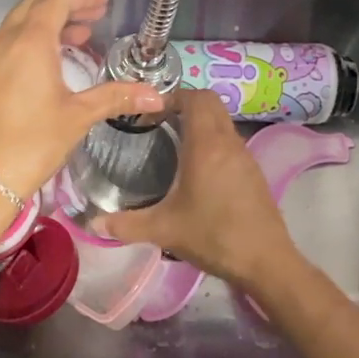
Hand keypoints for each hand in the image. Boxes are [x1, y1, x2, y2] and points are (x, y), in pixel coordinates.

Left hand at [0, 0, 163, 199]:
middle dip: (64, 7)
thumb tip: (156, 95)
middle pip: (32, 7)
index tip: (102, 3)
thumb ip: (116, 97)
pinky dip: (23, 48)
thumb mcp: (78, 118)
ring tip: (72, 42)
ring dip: (44, 28)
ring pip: (14, 28)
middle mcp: (0, 43)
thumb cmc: (32, 145)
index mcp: (28, 43)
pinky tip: (38, 71)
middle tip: (92, 18)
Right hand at [93, 89, 305, 292]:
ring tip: (172, 143)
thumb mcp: (163, 230)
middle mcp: (228, 143)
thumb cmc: (213, 236)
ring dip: (200, 123)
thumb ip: (125, 224)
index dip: (172, 96)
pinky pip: (230, 143)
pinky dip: (212, 142)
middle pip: (210, 104)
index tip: (149, 111)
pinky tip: (195, 171)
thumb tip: (93, 224)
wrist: (266, 261)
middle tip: (158, 122)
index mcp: (206, 145)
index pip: (195, 97)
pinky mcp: (253, 173)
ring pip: (222, 123)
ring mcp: (245, 157)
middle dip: (185, 104)